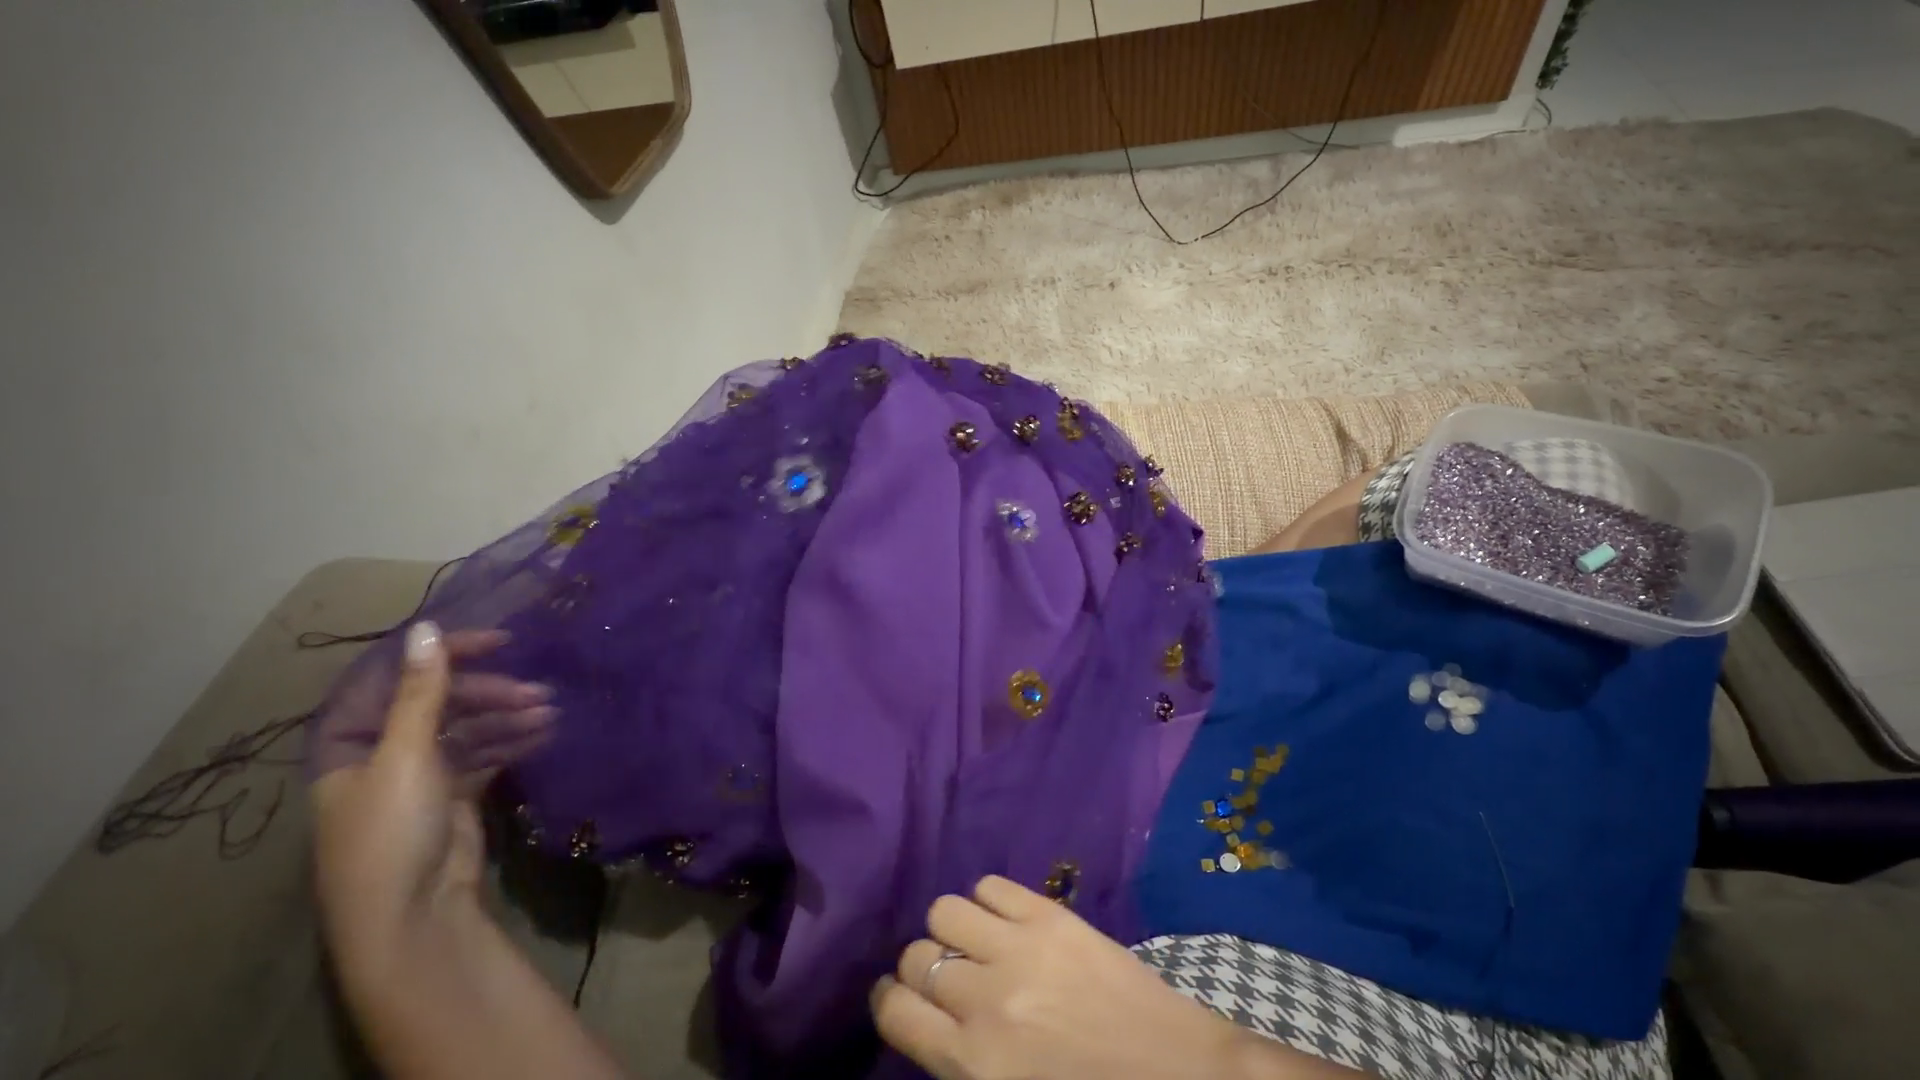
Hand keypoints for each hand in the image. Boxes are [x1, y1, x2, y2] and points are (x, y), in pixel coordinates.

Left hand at [312, 622, 554, 979]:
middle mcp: (380, 752)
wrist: (412, 918)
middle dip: (488, 693)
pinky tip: (542, 733)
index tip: (497, 641)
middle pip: (437, 702)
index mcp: (350, 739)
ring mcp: (418, 775)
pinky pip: (483, 755)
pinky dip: (510, 743)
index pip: (393, 677)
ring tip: (549, 712)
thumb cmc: (391, 832)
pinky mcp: (451, 796)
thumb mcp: (404, 755)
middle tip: (535, 690)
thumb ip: (420, 691)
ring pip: (466, 728)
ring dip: (506, 717)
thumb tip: (425, 627)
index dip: (442, 654)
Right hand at [872, 877, 1243, 1079]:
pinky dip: (989, 900)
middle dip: (924, 967)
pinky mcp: (1052, 916)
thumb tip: (926, 1016)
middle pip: (916, 956)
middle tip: (952, 977)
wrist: (1175, 1071)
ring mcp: (1020, 949)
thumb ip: (956, 1058)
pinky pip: (990, 884)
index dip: (892, 999)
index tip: (905, 998)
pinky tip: (1008, 921)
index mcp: (972, 1061)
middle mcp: (985, 1000)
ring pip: (944, 910)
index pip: (894, 1010)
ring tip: (978, 943)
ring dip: (953, 929)